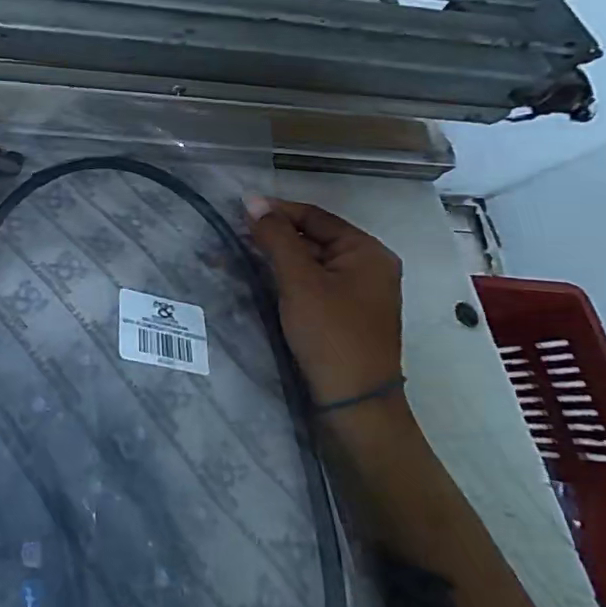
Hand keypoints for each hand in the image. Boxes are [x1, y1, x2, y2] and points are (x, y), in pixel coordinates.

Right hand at [246, 197, 404, 407]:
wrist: (355, 405)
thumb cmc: (331, 335)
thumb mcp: (300, 281)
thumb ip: (277, 238)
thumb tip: (253, 201)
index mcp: (367, 251)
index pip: (316, 217)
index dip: (278, 210)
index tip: (241, 210)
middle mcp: (369, 266)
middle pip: (315, 239)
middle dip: (276, 236)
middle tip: (236, 235)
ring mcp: (360, 293)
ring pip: (313, 264)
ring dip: (279, 258)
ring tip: (242, 255)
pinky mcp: (347, 315)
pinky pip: (315, 285)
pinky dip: (290, 280)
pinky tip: (263, 281)